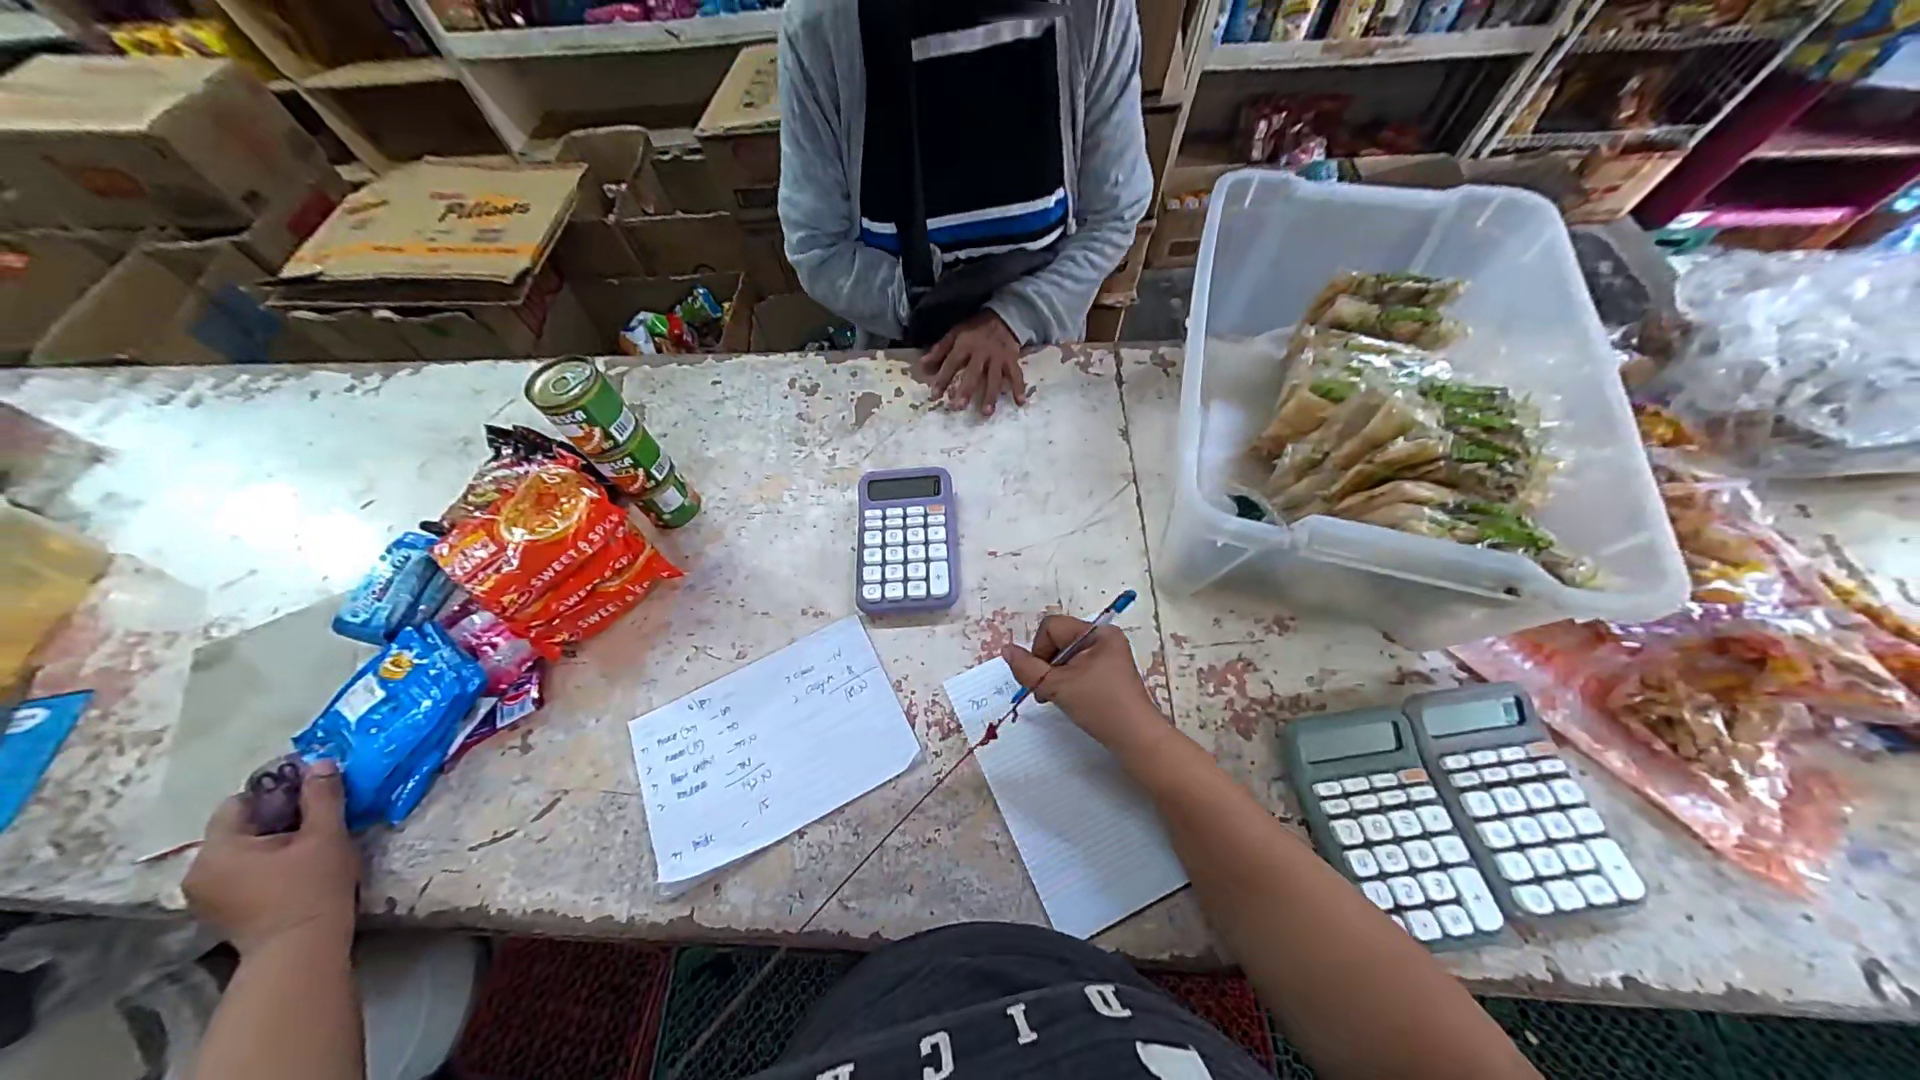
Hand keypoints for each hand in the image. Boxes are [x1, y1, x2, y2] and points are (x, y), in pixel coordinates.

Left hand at [184, 759, 359, 956]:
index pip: (239, 802)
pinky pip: (237, 869)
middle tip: (316, 818)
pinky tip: (292, 867)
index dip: (276, 792)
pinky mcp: (215, 908)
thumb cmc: (313, 887)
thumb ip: (322, 796)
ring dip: (271, 839)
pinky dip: (263, 860)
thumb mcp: (327, 835)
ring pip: (238, 848)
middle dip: (276, 816)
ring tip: (307, 843)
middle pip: (237, 826)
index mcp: (217, 850)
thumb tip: (319, 763)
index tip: (312, 794)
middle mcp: (197, 870)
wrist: (302, 947)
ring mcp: (202, 893)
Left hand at [923, 310, 1026, 415]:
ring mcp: (998, 357)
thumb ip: (939, 350)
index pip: (951, 363)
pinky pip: (1017, 375)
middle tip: (959, 407)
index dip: (943, 379)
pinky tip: (1020, 402)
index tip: (935, 396)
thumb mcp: (955, 333)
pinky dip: (1019, 388)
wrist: (1003, 316)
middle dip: (966, 390)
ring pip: (994, 378)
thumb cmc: (975, 328)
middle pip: (973, 373)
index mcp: (965, 345)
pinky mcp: (1012, 360)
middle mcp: (982, 352)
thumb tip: (922, 366)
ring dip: (991, 395)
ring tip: (986, 412)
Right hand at [1001, 617, 1171, 756]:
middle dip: (1046, 664)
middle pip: (1058, 639)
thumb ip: (1026, 668)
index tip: (1043, 677)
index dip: (1039, 650)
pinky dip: (1067, 680)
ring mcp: (1108, 655)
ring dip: (1055, 674)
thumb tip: (1007, 650)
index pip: (1052, 627)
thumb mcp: (1056, 686)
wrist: (1136, 738)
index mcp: (1097, 632)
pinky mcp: (1108, 672)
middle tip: (1047, 691)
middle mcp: (1104, 637)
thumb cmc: (1099, 706)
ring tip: (1057, 697)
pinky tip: (1070, 698)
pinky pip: (1077, 666)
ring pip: (1065, 655)